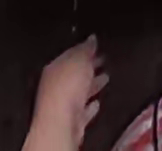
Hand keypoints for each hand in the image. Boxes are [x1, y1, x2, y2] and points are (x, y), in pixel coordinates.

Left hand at [25, 36, 108, 150]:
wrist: (61, 124)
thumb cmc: (68, 85)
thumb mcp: (80, 60)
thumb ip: (86, 49)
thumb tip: (92, 38)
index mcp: (55, 67)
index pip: (71, 54)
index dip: (85, 49)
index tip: (97, 46)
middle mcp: (56, 85)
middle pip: (75, 72)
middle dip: (89, 66)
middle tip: (104, 59)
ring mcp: (63, 104)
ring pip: (80, 91)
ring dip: (92, 85)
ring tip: (106, 77)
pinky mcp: (71, 122)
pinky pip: (82, 110)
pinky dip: (90, 107)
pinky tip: (97, 103)